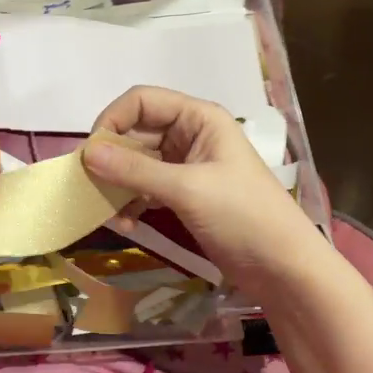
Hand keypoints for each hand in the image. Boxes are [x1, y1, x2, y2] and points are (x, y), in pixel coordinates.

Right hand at [82, 86, 318, 292]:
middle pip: (136, 131)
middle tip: (89, 184)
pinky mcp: (184, 195)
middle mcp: (190, 134)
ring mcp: (187, 166)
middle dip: (112, 156)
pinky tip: (125, 224)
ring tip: (108, 211)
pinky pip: (146, 187)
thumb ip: (135, 170)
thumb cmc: (243, 217)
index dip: (113, 119)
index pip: (142, 101)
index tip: (91, 152)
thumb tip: (86, 153)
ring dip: (118, 183)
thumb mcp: (187, 189)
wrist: (286, 271)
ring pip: (137, 161)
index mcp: (198, 118)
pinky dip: (131, 201)